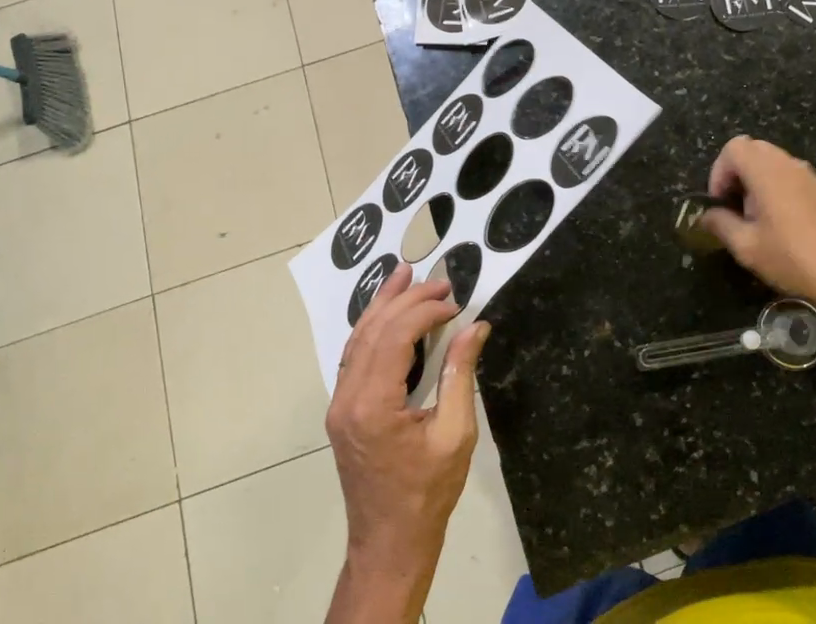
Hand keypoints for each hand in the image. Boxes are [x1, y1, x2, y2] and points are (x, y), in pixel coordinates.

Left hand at [325, 262, 489, 611]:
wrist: (390, 541)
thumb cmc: (429, 492)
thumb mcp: (455, 434)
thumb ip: (459, 375)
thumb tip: (476, 327)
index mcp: (373, 405)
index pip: (395, 337)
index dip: (425, 312)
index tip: (457, 304)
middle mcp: (348, 398)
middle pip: (373, 331)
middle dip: (405, 300)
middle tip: (440, 281)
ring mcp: (340, 405)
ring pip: (357, 340)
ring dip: (382, 306)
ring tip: (404, 275)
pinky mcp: (343, 411)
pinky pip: (354, 358)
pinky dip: (373, 329)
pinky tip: (388, 314)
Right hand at [698, 136, 815, 310]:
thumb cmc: (790, 259)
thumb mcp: (746, 247)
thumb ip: (721, 224)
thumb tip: (706, 215)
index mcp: (767, 173)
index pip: (734, 148)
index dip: (719, 171)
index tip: (720, 201)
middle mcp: (789, 165)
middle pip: (753, 149)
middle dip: (737, 172)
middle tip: (734, 206)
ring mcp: (809, 175)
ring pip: (773, 160)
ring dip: (757, 179)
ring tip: (757, 216)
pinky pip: (792, 174)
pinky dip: (777, 186)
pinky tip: (782, 221)